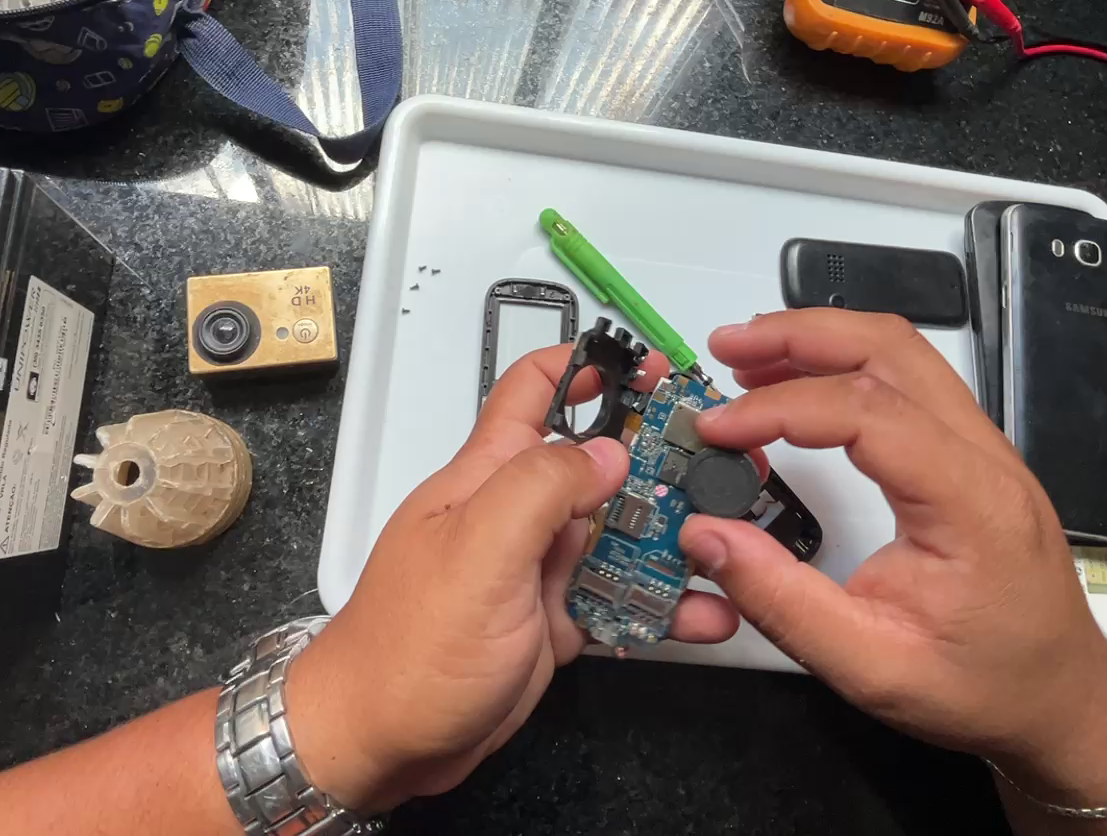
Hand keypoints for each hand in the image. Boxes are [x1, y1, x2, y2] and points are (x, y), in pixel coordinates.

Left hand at [287, 345, 739, 812]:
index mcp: (489, 474)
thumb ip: (542, 488)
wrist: (382, 741)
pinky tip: (700, 612)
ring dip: (667, 536)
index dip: (581, 365)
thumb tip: (608, 453)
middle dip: (652, 459)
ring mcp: (536, 565)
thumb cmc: (411, 644)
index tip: (644, 368)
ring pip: (613, 532)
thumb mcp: (479, 550)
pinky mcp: (551, 615)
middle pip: (592, 463)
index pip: (531, 390)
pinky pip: (614, 595)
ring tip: (724, 545)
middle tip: (715, 469)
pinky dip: (657, 601)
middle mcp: (517, 511)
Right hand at [677, 310, 1106, 795]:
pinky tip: (788, 379)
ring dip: (814, 337)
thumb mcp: (872, 668)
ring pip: (893, 347)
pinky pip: (896, 373)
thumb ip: (781, 602)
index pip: (866, 412)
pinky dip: (834, 360)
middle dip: (796, 334)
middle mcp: (982, 454)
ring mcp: (978, 442)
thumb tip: (704, 535)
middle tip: (725, 348)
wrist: (1062, 699)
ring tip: (743, 355)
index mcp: (970, 504)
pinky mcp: (961, 445)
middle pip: (887, 348)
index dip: (780, 408)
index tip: (717, 429)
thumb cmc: (983, 686)